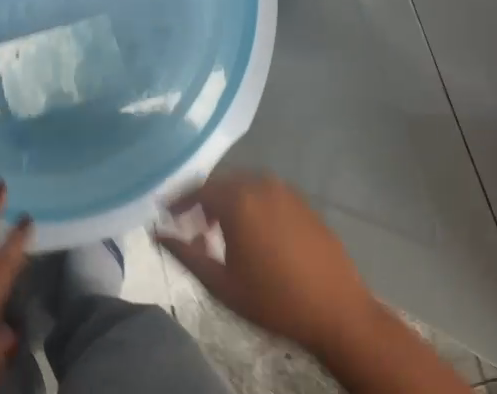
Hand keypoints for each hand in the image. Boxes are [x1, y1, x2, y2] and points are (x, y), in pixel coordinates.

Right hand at [155, 171, 375, 354]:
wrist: (338, 313)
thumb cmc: (273, 300)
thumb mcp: (221, 284)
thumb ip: (185, 254)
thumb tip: (157, 234)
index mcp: (238, 199)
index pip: (198, 189)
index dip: (180, 201)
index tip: (168, 215)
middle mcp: (261, 185)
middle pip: (223, 184)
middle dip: (206, 202)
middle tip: (195, 228)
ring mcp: (287, 192)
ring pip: (247, 188)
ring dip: (231, 203)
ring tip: (224, 233)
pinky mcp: (306, 204)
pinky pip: (269, 196)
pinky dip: (254, 207)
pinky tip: (256, 235)